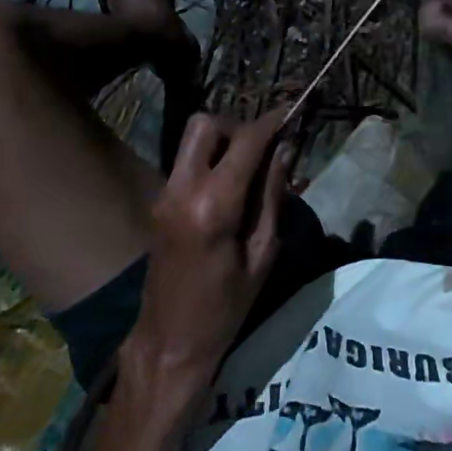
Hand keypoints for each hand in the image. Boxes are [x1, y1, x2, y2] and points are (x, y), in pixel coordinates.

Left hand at [120, 108, 295, 402]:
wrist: (170, 339)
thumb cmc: (225, 308)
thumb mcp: (262, 255)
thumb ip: (272, 197)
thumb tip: (284, 150)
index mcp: (214, 206)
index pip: (245, 142)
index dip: (272, 122)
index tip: (292, 111)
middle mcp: (182, 188)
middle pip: (206, 124)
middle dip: (238, 126)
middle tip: (264, 149)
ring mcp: (165, 193)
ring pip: (192, 140)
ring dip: (223, 142)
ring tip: (251, 169)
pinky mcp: (159, 201)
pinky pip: (186, 162)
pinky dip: (211, 160)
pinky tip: (232, 187)